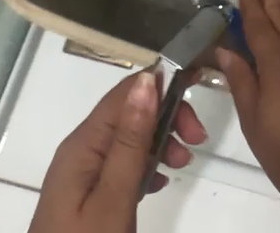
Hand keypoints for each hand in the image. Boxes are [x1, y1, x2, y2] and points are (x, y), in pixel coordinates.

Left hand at [29, 71, 207, 232]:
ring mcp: (83, 173)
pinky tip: (160, 181)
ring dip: (160, 141)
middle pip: (130, 112)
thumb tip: (148, 80)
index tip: (198, 93)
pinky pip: (123, 163)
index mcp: (84, 144)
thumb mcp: (114, 198)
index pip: (127, 92)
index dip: (163, 84)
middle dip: (167, 116)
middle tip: (197, 141)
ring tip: (183, 164)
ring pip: (129, 137)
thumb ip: (131, 141)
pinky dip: (147, 164)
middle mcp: (81, 149)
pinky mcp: (88, 194)